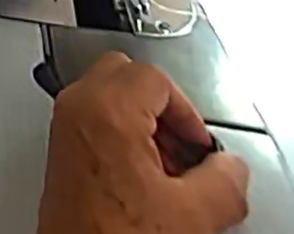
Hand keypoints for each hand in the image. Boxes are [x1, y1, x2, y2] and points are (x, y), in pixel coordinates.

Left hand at [38, 52, 249, 233]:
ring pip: (109, 93)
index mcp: (108, 109)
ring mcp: (66, 123)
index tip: (202, 145)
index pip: (154, 78)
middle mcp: (80, 106)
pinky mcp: (61, 144)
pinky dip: (121, 131)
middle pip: (127, 75)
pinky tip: (143, 179)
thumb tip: (232, 167)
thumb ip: (223, 185)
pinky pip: (94, 115)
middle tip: (185, 149)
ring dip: (142, 119)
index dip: (187, 111)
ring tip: (168, 171)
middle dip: (162, 108)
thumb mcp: (189, 219)